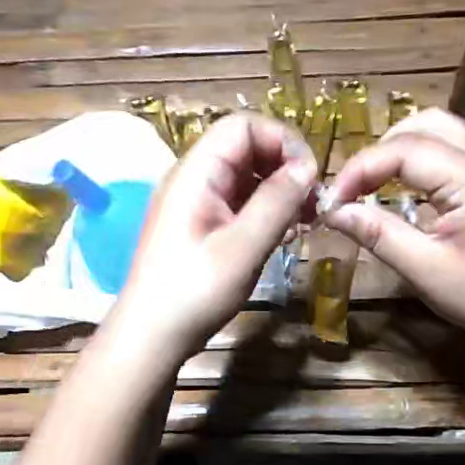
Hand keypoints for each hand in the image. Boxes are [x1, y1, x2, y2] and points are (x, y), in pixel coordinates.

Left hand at [111, 113, 317, 358]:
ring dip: (278, 192)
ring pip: (244, 178)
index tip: (310, 177)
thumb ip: (276, 202)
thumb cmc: (194, 292)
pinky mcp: (197, 228)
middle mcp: (192, 180)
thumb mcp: (243, 247)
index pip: (243, 127)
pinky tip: (283, 235)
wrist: (150, 337)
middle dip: (284, 168)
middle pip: (245, 149)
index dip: (282, 141)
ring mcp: (193, 205)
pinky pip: (236, 204)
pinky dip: (263, 212)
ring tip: (305, 222)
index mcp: (196, 173)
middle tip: (314, 204)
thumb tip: (306, 168)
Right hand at [322, 109, 464, 350]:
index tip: (332, 201)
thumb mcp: (425, 271)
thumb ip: (379, 235)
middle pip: (422, 125)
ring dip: (397, 149)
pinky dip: (416, 158)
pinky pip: (448, 148)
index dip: (360, 169)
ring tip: (370, 184)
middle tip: (350, 190)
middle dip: (378, 152)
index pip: (404, 150)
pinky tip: (399, 188)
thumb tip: (333, 211)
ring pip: (437, 129)